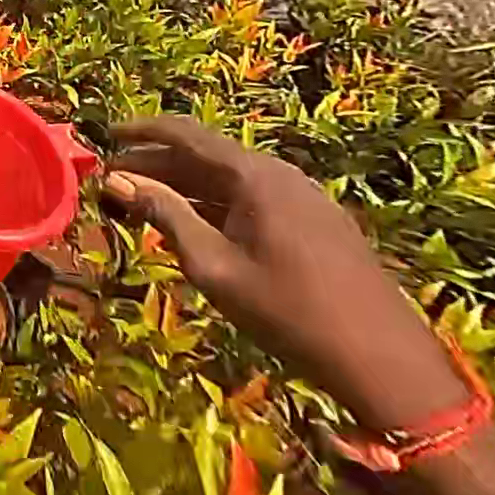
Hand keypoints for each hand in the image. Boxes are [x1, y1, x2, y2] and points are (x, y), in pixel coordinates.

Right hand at [101, 117, 470, 432]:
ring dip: (182, 184)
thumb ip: (164, 214)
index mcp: (254, 175)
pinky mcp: (313, 219)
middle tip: (114, 179)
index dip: (141, 131)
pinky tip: (191, 223)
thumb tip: (117, 180)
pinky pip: (250, 197)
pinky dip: (212, 201)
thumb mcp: (213, 264)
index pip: (185, 133)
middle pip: (204, 155)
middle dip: (155, 164)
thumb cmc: (288, 311)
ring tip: (143, 201)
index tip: (106, 135)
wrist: (388, 364)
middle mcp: (278, 173)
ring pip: (226, 177)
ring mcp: (300, 195)